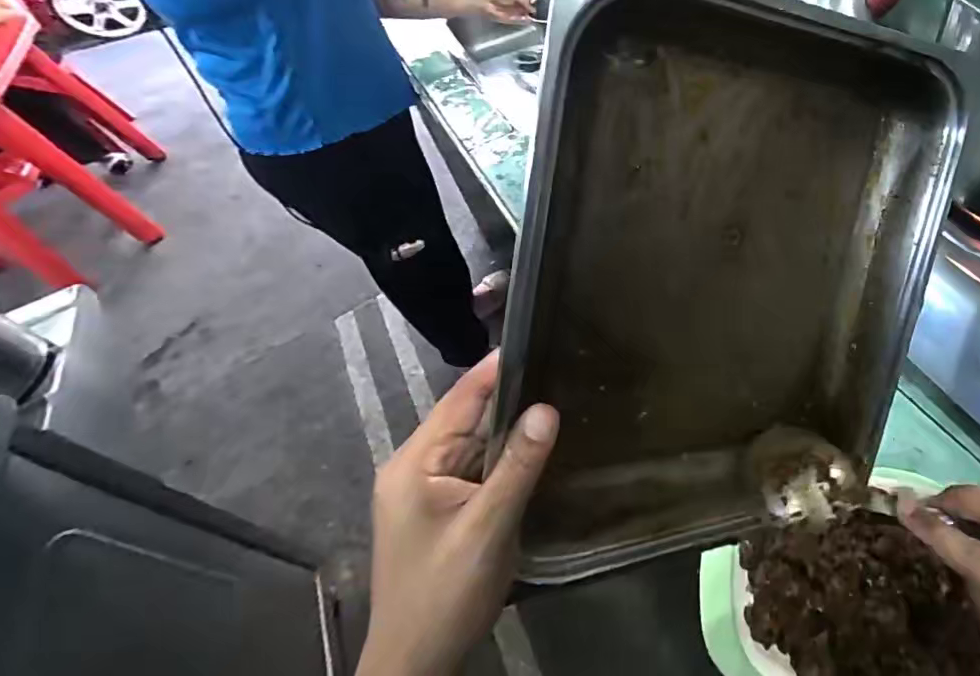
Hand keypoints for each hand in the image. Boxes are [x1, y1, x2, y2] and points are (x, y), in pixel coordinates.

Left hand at [357, 352, 559, 675]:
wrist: (416, 666)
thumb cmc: (444, 595)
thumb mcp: (487, 527)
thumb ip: (517, 465)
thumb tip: (548, 407)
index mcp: (414, 463)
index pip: (461, 397)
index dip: (499, 367)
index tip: (543, 337)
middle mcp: (415, 465)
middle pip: (471, 413)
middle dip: (514, 392)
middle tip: (564, 363)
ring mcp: (428, 485)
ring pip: (478, 437)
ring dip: (513, 421)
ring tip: (562, 391)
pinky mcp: (443, 502)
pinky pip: (480, 460)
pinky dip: (507, 448)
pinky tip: (538, 439)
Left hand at [442, 0, 537, 24]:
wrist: (440, 2)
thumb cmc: (461, 2)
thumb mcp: (486, 10)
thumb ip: (505, 15)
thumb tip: (522, 19)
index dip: (529, 3)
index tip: (536, 12)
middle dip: (524, 6)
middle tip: (533, 15)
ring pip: (506, 3)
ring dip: (516, 10)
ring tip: (524, 17)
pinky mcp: (479, 5)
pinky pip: (498, 8)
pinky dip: (506, 13)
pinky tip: (506, 17)